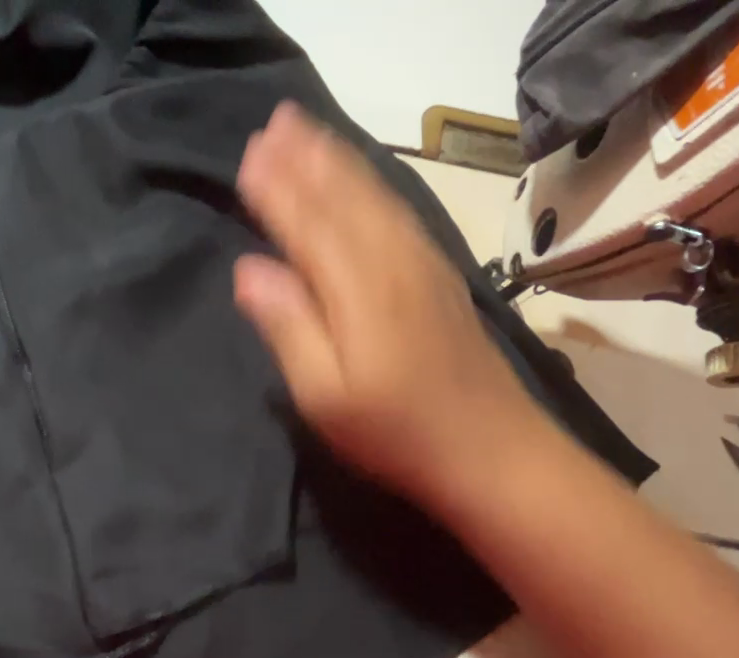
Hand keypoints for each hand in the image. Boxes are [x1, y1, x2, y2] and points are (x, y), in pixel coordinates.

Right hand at [233, 103, 549, 495]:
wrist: (490, 450)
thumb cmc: (394, 433)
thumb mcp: (325, 394)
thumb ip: (288, 327)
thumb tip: (248, 271)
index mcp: (358, 289)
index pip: (308, 224)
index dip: (277, 189)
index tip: (249, 157)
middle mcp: (393, 261)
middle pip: (345, 197)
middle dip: (308, 160)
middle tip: (275, 125)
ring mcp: (422, 266)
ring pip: (375, 198)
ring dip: (339, 163)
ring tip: (309, 134)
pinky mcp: (439, 278)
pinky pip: (399, 213)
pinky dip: (372, 186)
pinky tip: (363, 182)